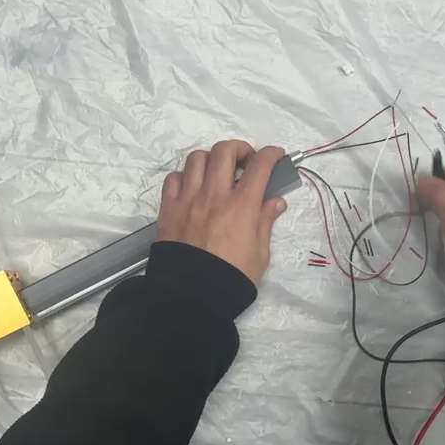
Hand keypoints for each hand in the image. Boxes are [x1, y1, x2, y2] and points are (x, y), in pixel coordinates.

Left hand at [156, 140, 289, 282]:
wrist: (192, 295)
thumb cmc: (231, 277)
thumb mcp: (260, 253)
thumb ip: (266, 222)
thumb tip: (275, 202)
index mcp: (242, 205)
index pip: (260, 165)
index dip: (271, 154)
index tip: (276, 155)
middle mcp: (215, 194)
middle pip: (224, 150)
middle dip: (239, 149)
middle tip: (244, 161)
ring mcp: (188, 198)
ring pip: (197, 158)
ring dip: (211, 160)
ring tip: (216, 172)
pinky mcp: (168, 208)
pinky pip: (173, 178)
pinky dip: (185, 177)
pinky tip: (192, 188)